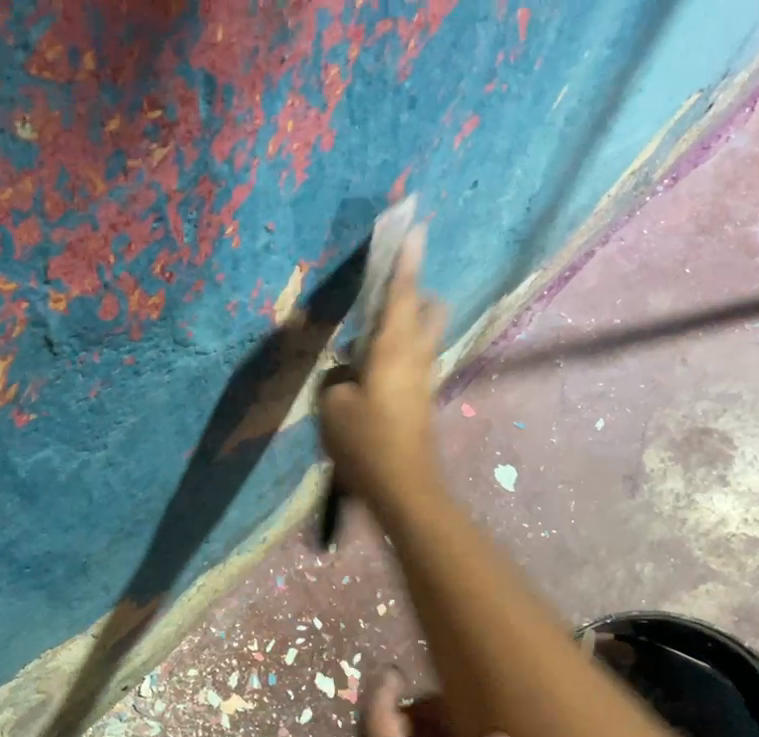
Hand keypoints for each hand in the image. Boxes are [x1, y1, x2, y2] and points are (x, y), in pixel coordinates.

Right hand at [319, 225, 451, 503]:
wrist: (402, 486)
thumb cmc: (365, 442)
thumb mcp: (332, 407)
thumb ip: (335, 381)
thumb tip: (344, 375)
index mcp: (393, 349)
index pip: (399, 294)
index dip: (404, 261)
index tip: (415, 227)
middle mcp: (415, 356)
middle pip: (426, 310)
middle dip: (413, 294)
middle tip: (387, 295)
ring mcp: (423, 379)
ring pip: (422, 337)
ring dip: (405, 326)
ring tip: (370, 338)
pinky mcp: (420, 400)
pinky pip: (412, 361)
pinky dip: (397, 354)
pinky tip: (370, 372)